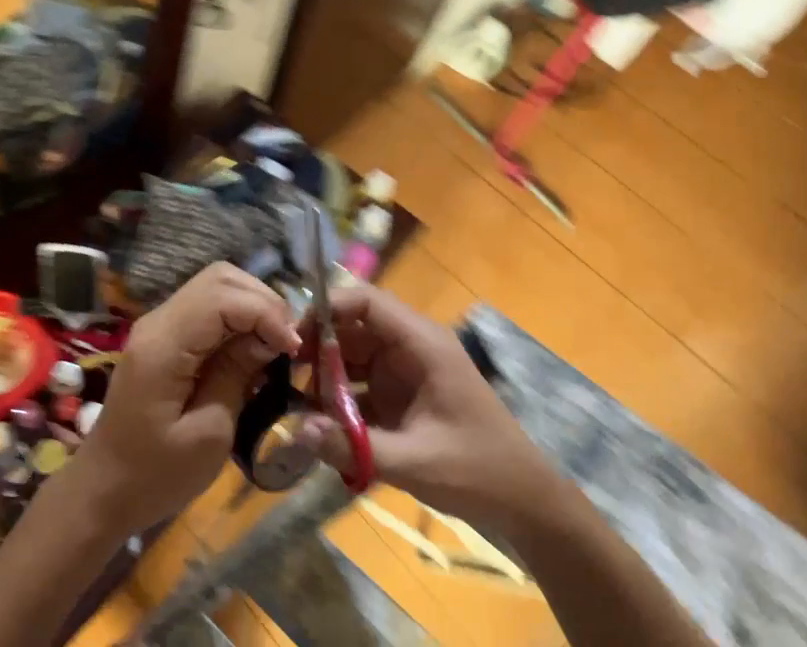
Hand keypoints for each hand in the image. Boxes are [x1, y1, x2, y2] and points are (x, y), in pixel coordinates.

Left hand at [67, 263, 299, 535]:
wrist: (104, 490)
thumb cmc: (155, 475)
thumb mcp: (209, 435)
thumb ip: (237, 376)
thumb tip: (270, 339)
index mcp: (163, 345)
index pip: (221, 297)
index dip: (265, 313)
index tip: (294, 350)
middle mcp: (158, 322)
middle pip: (218, 278)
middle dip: (262, 302)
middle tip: (288, 345)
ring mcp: (158, 328)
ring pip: (214, 288)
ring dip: (252, 308)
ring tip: (276, 348)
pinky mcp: (164, 340)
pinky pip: (206, 311)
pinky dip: (237, 320)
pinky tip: (254, 352)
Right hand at [297, 285, 561, 531]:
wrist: (524, 504)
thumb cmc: (478, 472)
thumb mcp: (416, 462)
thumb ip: (355, 447)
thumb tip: (297, 430)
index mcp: (423, 346)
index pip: (368, 302)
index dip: (328, 308)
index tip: (293, 336)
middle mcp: (410, 350)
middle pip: (352, 329)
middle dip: (317, 348)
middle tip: (283, 375)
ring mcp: (404, 375)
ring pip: (350, 359)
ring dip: (323, 378)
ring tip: (294, 405)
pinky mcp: (398, 399)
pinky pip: (357, 387)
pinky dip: (336, 403)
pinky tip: (317, 428)